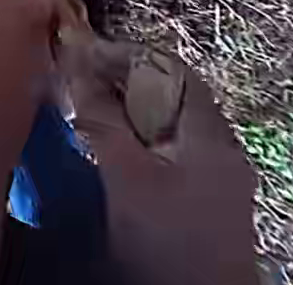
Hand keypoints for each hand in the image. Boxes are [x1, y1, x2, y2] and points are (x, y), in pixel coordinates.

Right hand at [68, 54, 259, 284]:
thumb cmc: (166, 238)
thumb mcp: (125, 172)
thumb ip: (100, 114)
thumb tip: (74, 62)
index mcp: (210, 134)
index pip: (168, 66)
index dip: (124, 53)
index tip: (82, 54)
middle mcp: (219, 147)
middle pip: (168, 91)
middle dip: (120, 78)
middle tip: (78, 78)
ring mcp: (215, 175)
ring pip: (164, 119)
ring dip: (124, 105)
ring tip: (85, 104)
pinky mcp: (202, 198)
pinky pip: (165, 144)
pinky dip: (133, 131)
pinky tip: (108, 141)